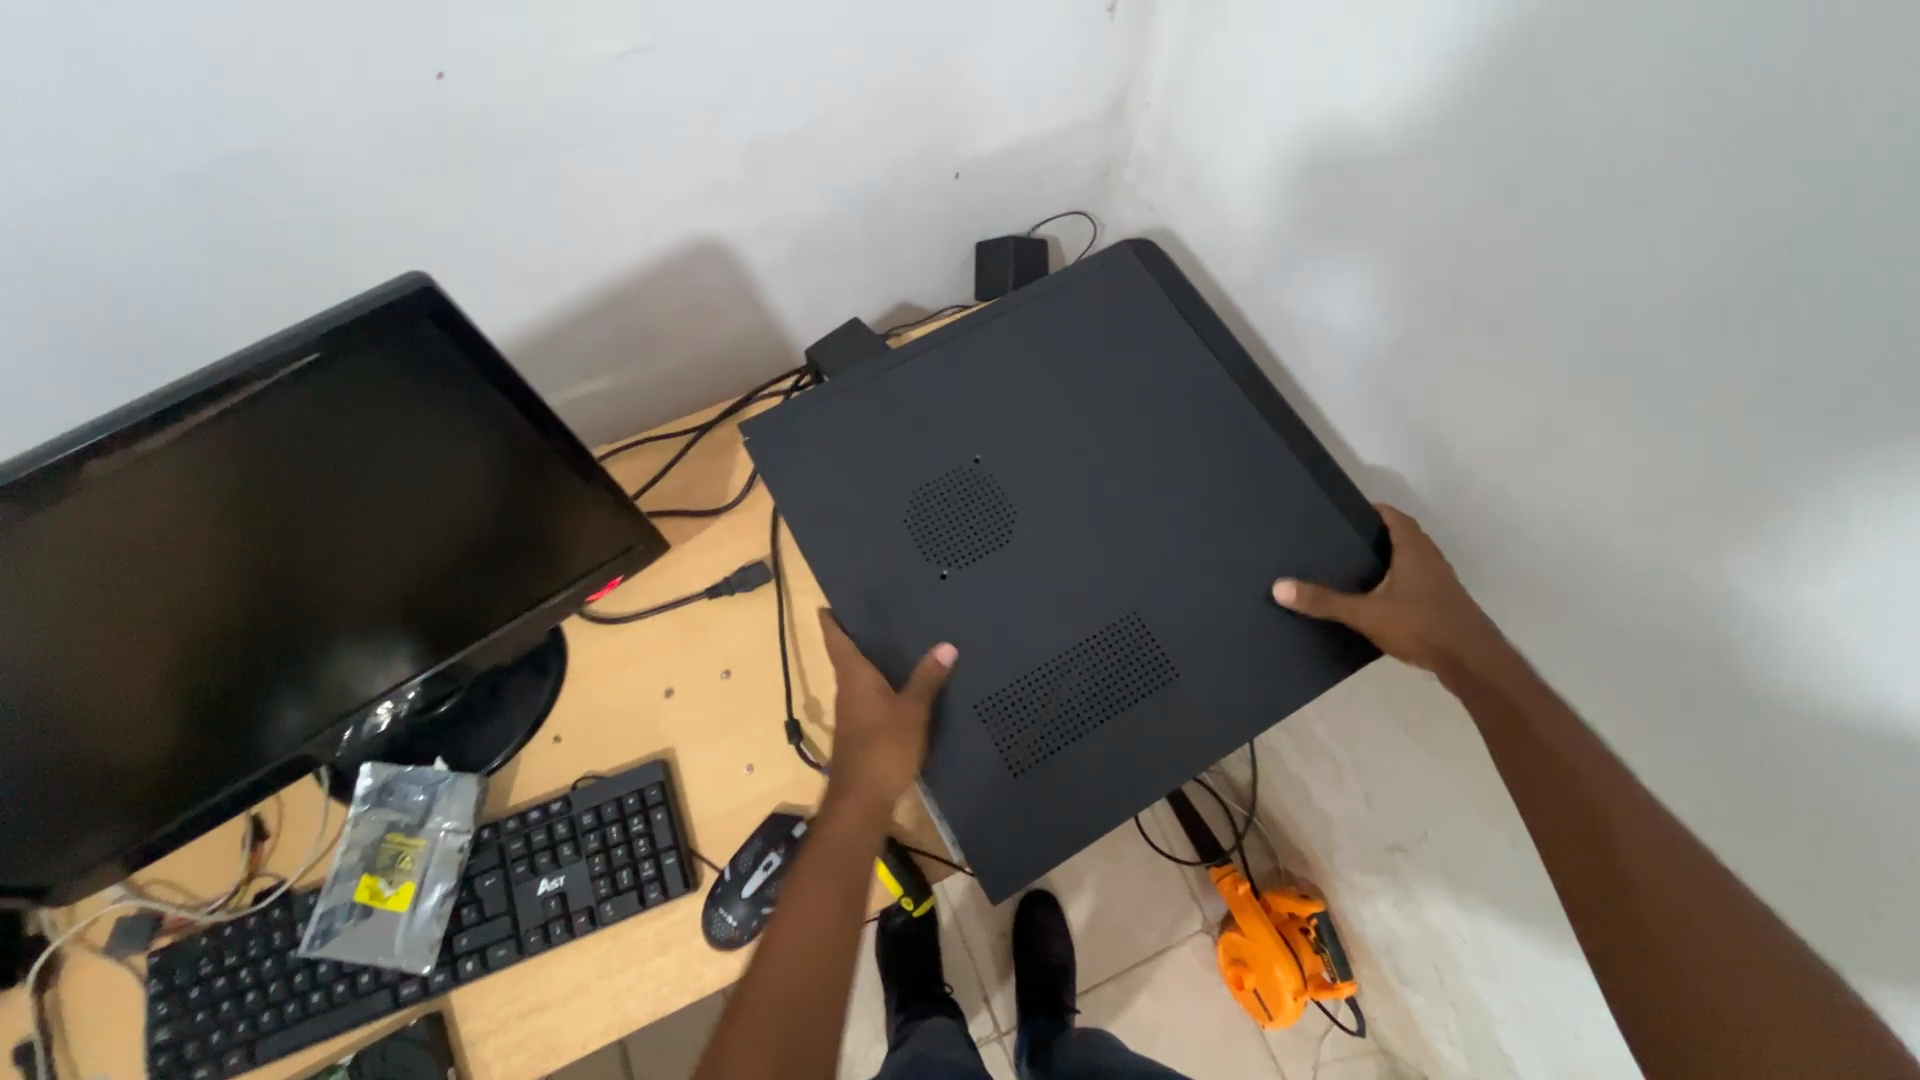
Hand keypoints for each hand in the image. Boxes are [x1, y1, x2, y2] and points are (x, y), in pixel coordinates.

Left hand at [816, 609, 957, 817]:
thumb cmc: (883, 748)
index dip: (831, 620)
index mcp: (854, 677)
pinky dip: (882, 683)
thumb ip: (927, 679)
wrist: (862, 800)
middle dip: (858, 635)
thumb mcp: (912, 711)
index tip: (828, 601)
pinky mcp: (861, 730)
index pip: (835, 639)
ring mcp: (852, 712)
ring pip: (859, 676)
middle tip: (879, 612)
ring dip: (871, 660)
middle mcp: (847, 689)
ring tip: (898, 640)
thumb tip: (946, 645)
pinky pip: (870, 695)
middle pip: (847, 655)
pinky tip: (902, 683)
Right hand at [1272, 504, 1508, 680]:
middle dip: (1379, 535)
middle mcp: (1431, 561)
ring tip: (1359, 567)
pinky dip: (1400, 581)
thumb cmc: (1421, 626)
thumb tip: (1279, 587)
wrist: (1472, 661)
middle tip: (1346, 540)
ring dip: (1391, 559)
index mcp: (1413, 552)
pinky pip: (1419, 582)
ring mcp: (1441, 584)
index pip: (1396, 518)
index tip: (1350, 513)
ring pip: (1414, 560)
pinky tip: (1380, 599)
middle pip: (1406, 537)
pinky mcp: (1445, 605)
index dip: (1375, 511)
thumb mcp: (1366, 614)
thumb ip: (1324, 602)